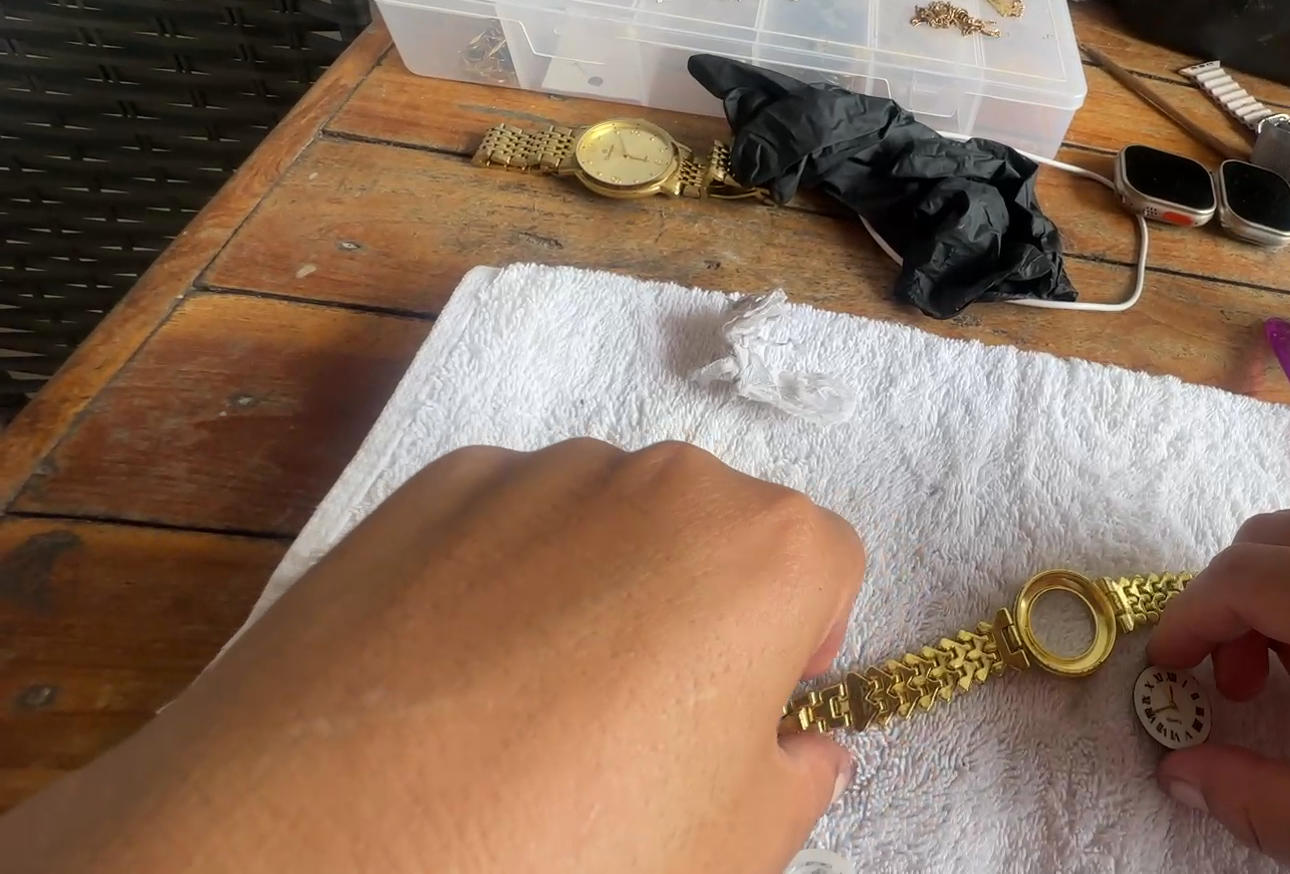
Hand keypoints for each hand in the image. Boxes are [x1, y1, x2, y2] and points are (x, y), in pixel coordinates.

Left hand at [0, 440, 864, 873]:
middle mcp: (676, 479)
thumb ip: (800, 775)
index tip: (749, 708)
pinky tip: (453, 664)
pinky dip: (518, 566)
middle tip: (641, 711)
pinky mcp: (443, 482)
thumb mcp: (740, 851)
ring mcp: (554, 470)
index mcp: (770, 549)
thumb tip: (803, 745)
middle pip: (731, 531)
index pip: (831, 563)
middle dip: (713, 602)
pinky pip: (522, 513)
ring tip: (531, 693)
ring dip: (618, 578)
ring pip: (629, 515)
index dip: (803, 638)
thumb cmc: (573, 865)